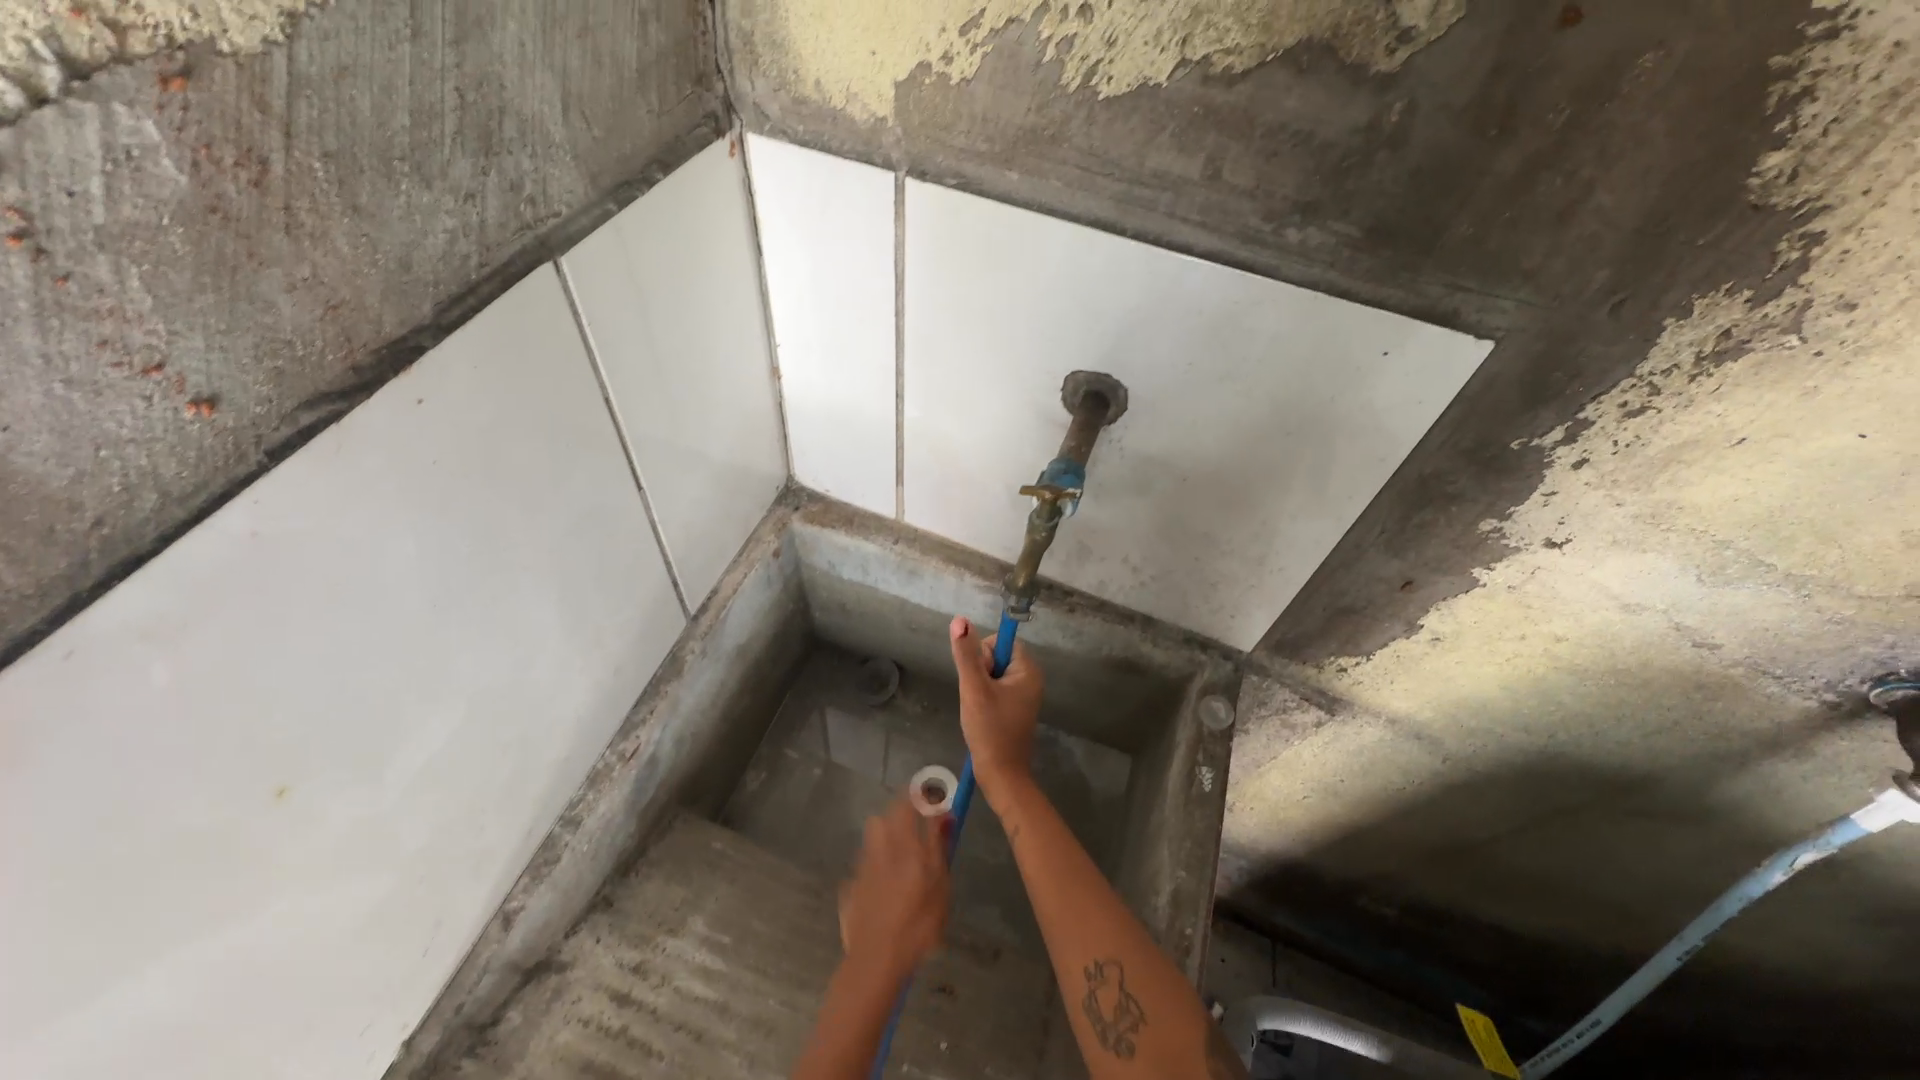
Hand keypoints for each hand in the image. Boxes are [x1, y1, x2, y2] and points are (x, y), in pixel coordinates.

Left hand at [838, 795, 948, 978]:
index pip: (914, 803)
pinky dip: (876, 862)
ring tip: (901, 849)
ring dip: (887, 831)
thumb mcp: (941, 888)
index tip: (934, 795)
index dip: (924, 795)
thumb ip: (940, 849)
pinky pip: (865, 860)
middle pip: (890, 812)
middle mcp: (882, 847)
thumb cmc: (918, 926)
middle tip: (919, 821)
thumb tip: (944, 817)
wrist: (876, 959)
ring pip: (874, 832)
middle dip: (905, 809)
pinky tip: (884, 883)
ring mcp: (862, 864)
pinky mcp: (850, 883)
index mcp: (907, 845)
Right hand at [948, 614, 1043, 796]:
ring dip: (980, 688)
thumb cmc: (989, 730)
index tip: (980, 681)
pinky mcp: (1016, 709)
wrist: (1001, 774)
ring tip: (980, 709)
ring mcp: (1025, 695)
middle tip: (979, 698)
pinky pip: (996, 690)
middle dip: (980, 673)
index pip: (1000, 642)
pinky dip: (984, 699)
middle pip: (996, 657)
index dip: (983, 657)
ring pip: (993, 675)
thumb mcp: (973, 688)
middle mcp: (1031, 679)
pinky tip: (982, 716)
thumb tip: (959, 620)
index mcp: (1028, 670)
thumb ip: (965, 654)